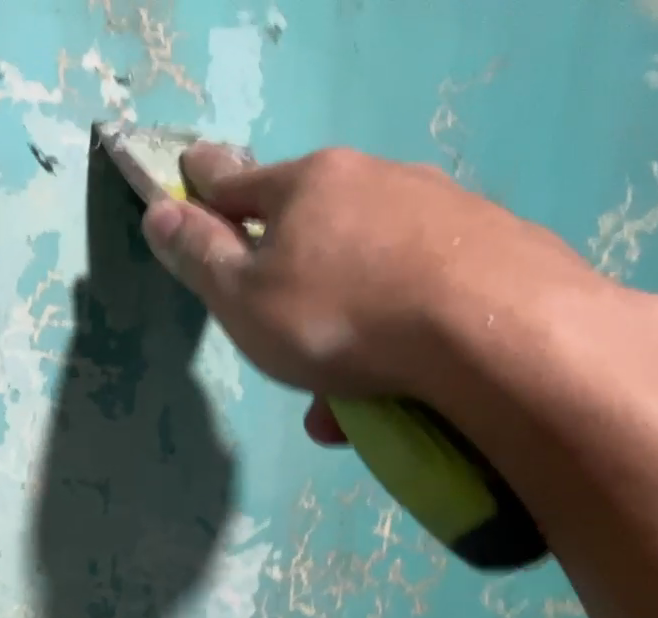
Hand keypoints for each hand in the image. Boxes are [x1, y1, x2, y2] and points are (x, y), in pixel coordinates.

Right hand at [139, 144, 619, 440]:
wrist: (498, 337)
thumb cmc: (337, 316)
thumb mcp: (239, 297)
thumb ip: (197, 255)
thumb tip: (159, 213)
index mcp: (308, 185)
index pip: (234, 183)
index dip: (202, 192)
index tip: (186, 182)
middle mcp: (376, 181)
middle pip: (306, 232)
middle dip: (282, 284)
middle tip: (272, 341)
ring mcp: (442, 210)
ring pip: (361, 273)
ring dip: (338, 326)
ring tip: (336, 397)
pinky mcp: (493, 248)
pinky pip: (414, 294)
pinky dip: (392, 334)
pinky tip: (389, 390)